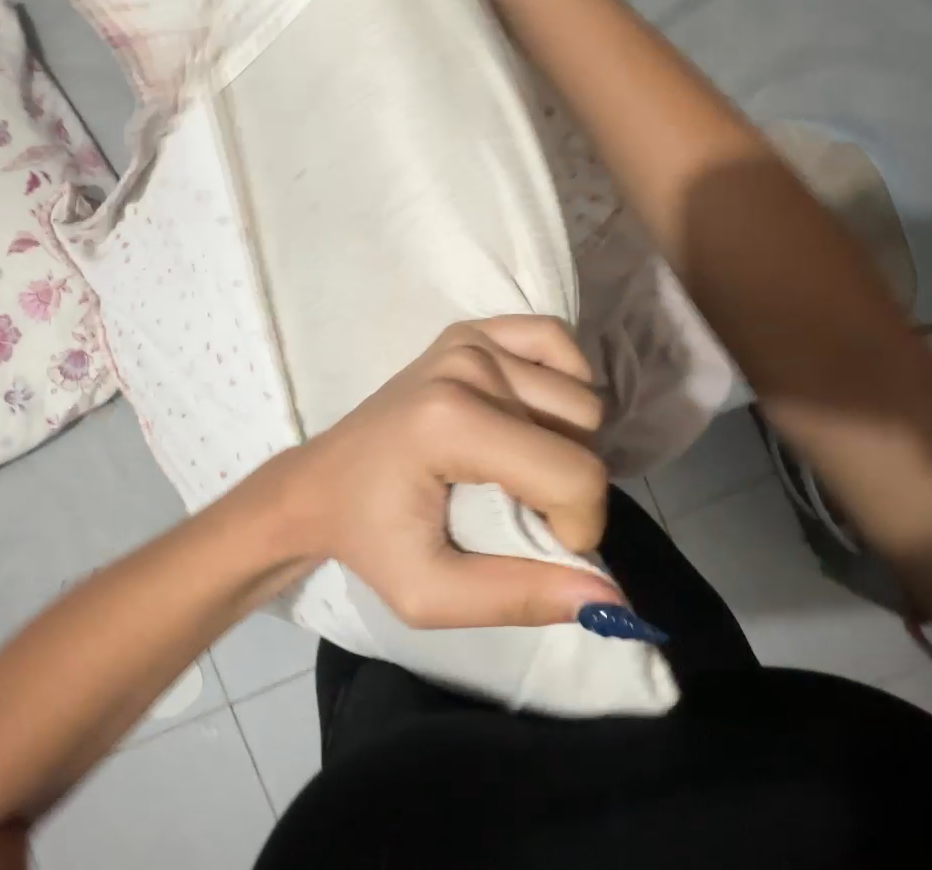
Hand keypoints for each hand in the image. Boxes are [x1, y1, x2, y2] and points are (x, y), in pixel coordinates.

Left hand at [271, 316, 624, 629]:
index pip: (574, 475)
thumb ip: (517, 598)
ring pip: (578, 393)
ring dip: (566, 441)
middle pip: (584, 429)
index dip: (578, 528)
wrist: (321, 486)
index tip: (541, 548)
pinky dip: (562, 382)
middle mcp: (468, 365)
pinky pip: (555, 341)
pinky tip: (530, 418)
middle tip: (522, 511)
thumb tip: (611, 601)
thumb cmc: (372, 540)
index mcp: (451, 424)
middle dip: (570, 486)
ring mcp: (470, 341)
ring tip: (517, 470)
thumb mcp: (430, 593)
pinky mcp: (472, 330)